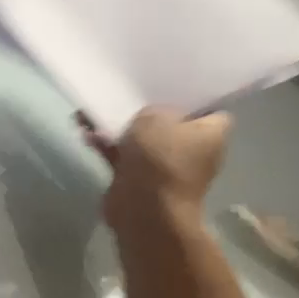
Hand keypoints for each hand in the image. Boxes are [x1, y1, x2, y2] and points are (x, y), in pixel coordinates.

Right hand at [77, 107, 231, 230]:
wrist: (143, 208)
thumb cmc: (160, 158)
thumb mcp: (155, 117)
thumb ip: (154, 109)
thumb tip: (153, 118)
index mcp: (211, 134)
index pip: (211, 110)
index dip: (191, 99)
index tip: (167, 89)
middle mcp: (194, 152)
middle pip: (172, 125)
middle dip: (147, 114)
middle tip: (125, 99)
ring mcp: (166, 168)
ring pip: (142, 141)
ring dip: (118, 129)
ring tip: (91, 115)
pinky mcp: (141, 180)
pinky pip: (124, 156)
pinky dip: (108, 147)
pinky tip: (87, 135)